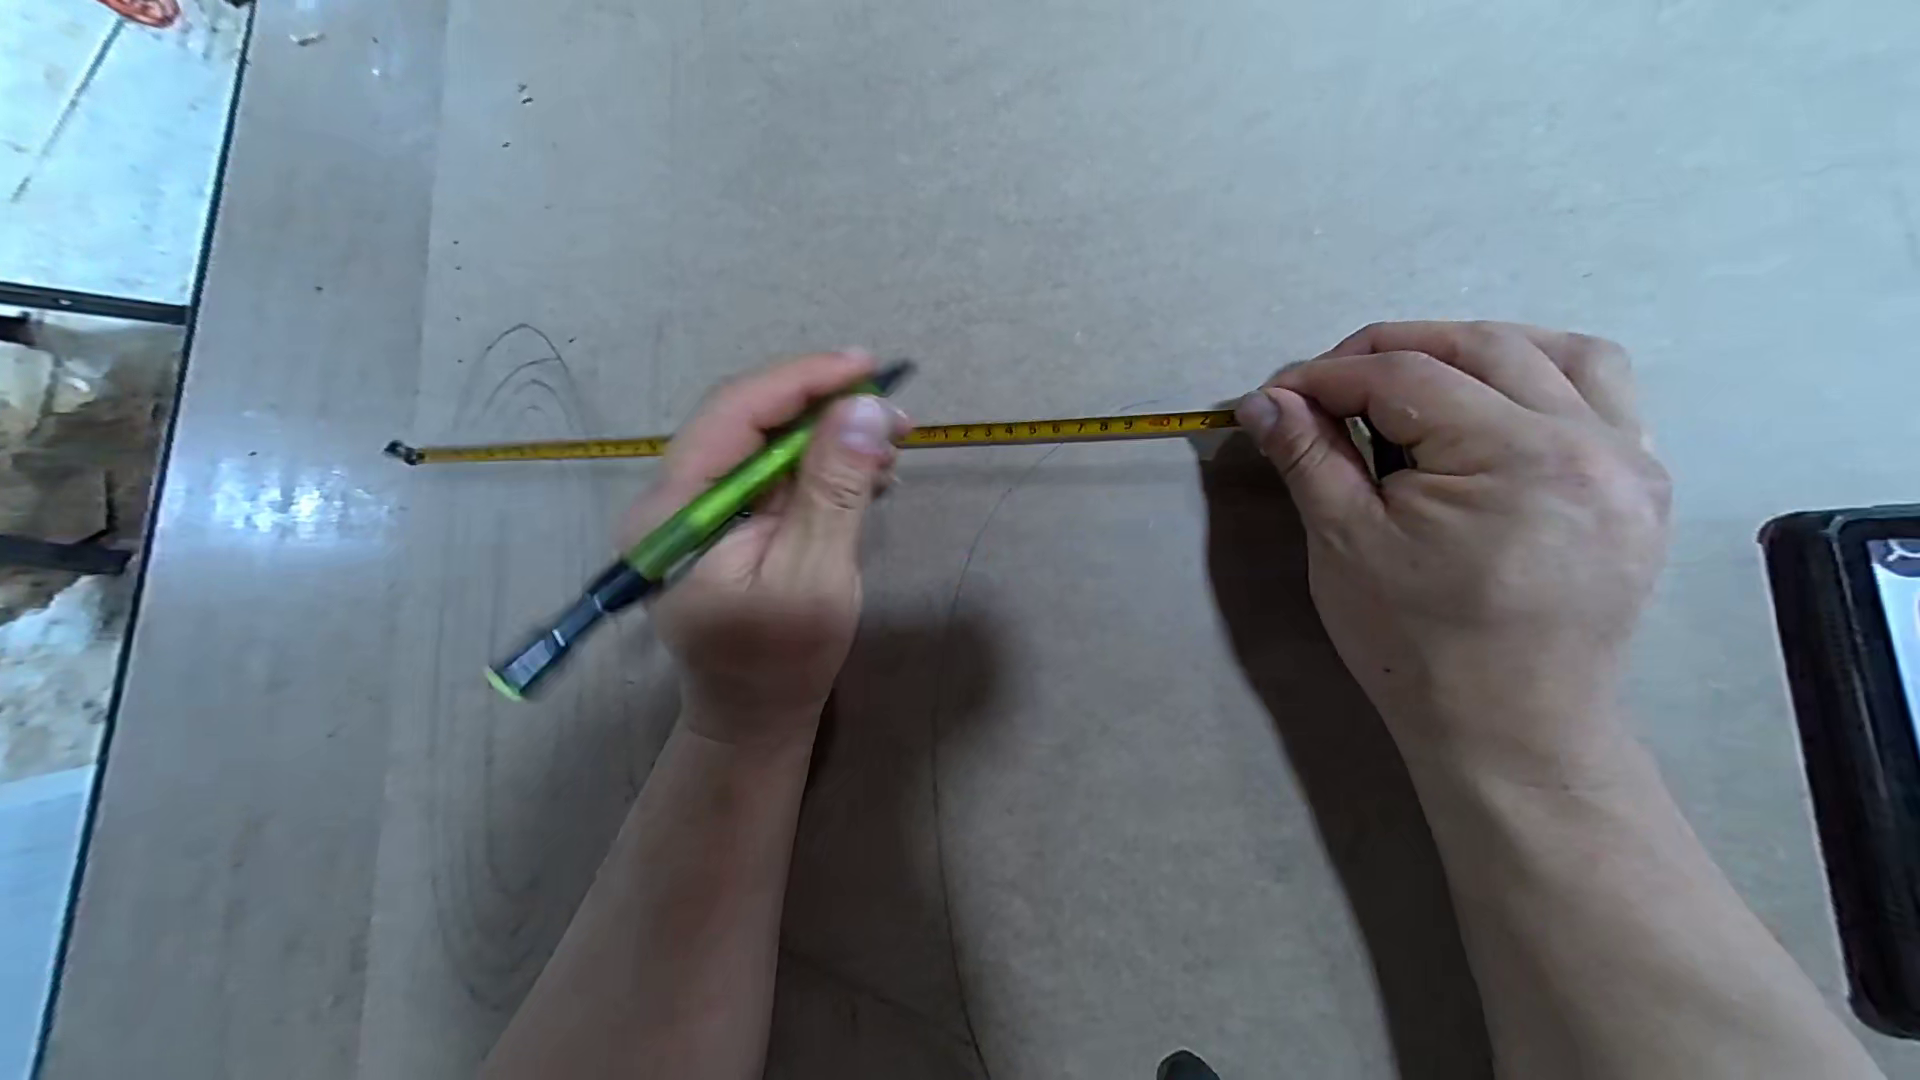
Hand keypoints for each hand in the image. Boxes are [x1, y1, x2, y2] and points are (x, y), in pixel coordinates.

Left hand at [624, 350, 910, 747]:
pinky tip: (865, 473)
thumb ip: (834, 492)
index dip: (802, 380)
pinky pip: (775, 472)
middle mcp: (676, 497)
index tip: (868, 368)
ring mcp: (701, 508)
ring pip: (766, 442)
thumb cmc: (782, 661)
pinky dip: (823, 464)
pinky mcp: (728, 520)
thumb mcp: (816, 577)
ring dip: (829, 435)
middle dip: (824, 407)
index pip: (734, 413)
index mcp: (676, 510)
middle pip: (748, 420)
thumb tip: (864, 408)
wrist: (755, 716)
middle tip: (892, 412)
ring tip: (888, 447)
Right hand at [1235, 321, 1671, 777]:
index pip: (1406, 377)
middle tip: (1324, 382)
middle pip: (1481, 347)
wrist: (1507, 723)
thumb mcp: (1343, 543)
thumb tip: (1262, 402)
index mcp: (1517, 457)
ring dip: (1471, 350)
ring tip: (1408, 379)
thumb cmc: (1412, 641)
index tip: (1276, 395)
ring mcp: (1631, 461)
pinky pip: (1599, 394)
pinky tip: (1485, 407)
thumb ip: (1307, 457)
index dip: (1327, 375)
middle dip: (1388, 350)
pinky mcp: (1636, 484)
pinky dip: (1534, 377)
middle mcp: (1593, 441)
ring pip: (1559, 353)